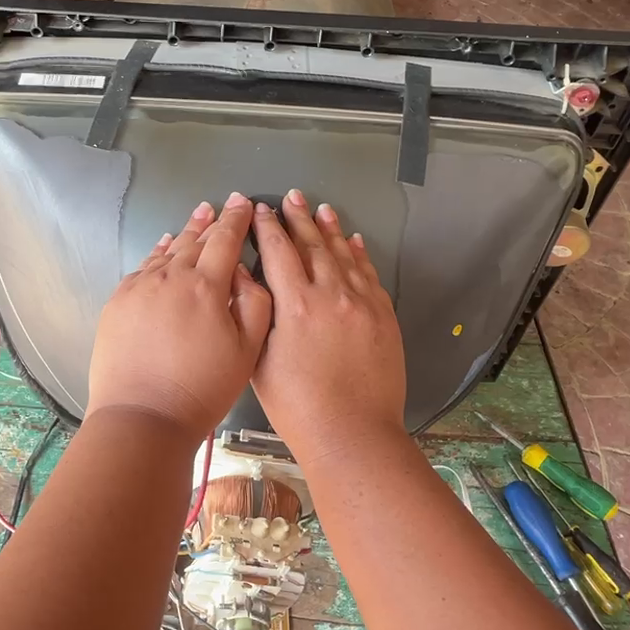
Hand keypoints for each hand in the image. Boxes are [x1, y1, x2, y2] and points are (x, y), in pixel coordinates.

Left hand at [85, 193, 272, 441]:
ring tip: (197, 218)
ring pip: (167, 251)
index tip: (243, 203)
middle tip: (221, 208)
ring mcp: (140, 287)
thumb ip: (254, 304)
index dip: (236, 220)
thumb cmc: (203, 388)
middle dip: (211, 222)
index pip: (225, 240)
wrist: (143, 415)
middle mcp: (171, 277)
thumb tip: (244, 272)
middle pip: (194, 240)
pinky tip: (162, 247)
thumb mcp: (247, 351)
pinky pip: (142, 267)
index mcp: (207, 286)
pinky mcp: (118, 302)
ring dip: (184, 233)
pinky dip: (156, 253)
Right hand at [251, 189, 406, 462]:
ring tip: (321, 208)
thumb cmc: (296, 406)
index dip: (268, 228)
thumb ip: (255, 315)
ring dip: (331, 230)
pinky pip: (370, 275)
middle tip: (292, 197)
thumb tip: (246, 277)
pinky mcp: (383, 316)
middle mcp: (330, 294)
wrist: (353, 433)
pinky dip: (360, 254)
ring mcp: (361, 303)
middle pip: (313, 246)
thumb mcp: (259, 362)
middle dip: (299, 219)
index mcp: (295, 305)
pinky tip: (354, 240)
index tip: (261, 210)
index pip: (279, 252)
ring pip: (344, 255)